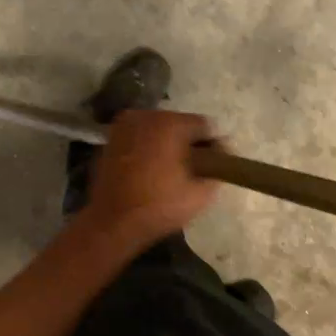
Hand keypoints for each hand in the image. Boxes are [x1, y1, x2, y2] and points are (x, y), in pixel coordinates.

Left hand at [82, 109, 218, 243]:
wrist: (113, 220)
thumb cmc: (159, 206)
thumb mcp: (200, 193)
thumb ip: (218, 169)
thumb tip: (224, 151)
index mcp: (170, 123)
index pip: (204, 124)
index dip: (213, 143)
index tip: (215, 163)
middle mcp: (147, 114)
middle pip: (180, 123)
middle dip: (189, 142)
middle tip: (194, 167)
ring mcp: (126, 123)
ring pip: (158, 127)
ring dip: (168, 142)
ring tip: (171, 169)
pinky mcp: (112, 135)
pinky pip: (140, 134)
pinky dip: (148, 145)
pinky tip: (150, 168)